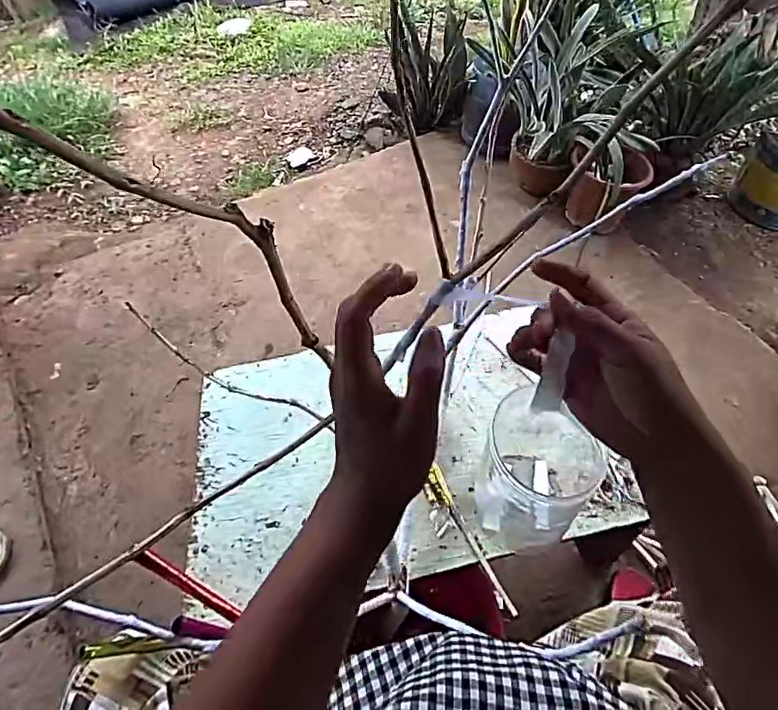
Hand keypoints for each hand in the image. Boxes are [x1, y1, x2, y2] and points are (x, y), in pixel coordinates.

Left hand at [326, 264, 446, 524]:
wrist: (362, 500)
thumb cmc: (392, 465)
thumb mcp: (419, 422)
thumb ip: (426, 376)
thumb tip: (432, 332)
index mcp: (358, 374)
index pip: (354, 315)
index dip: (375, 288)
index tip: (404, 275)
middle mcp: (345, 370)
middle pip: (349, 315)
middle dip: (376, 288)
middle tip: (408, 276)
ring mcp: (345, 379)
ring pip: (351, 326)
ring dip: (374, 301)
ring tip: (403, 288)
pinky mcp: (351, 387)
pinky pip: (357, 340)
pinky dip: (373, 319)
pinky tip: (395, 325)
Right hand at [505, 259, 711, 465]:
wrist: (659, 442)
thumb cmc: (654, 390)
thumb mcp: (629, 351)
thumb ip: (591, 323)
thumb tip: (556, 295)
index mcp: (613, 318)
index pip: (584, 286)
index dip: (561, 273)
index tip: (535, 267)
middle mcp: (591, 333)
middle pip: (557, 311)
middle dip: (544, 316)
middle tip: (543, 334)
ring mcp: (576, 357)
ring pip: (543, 334)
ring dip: (529, 333)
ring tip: (524, 345)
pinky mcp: (563, 381)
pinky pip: (537, 361)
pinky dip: (524, 354)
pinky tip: (517, 353)